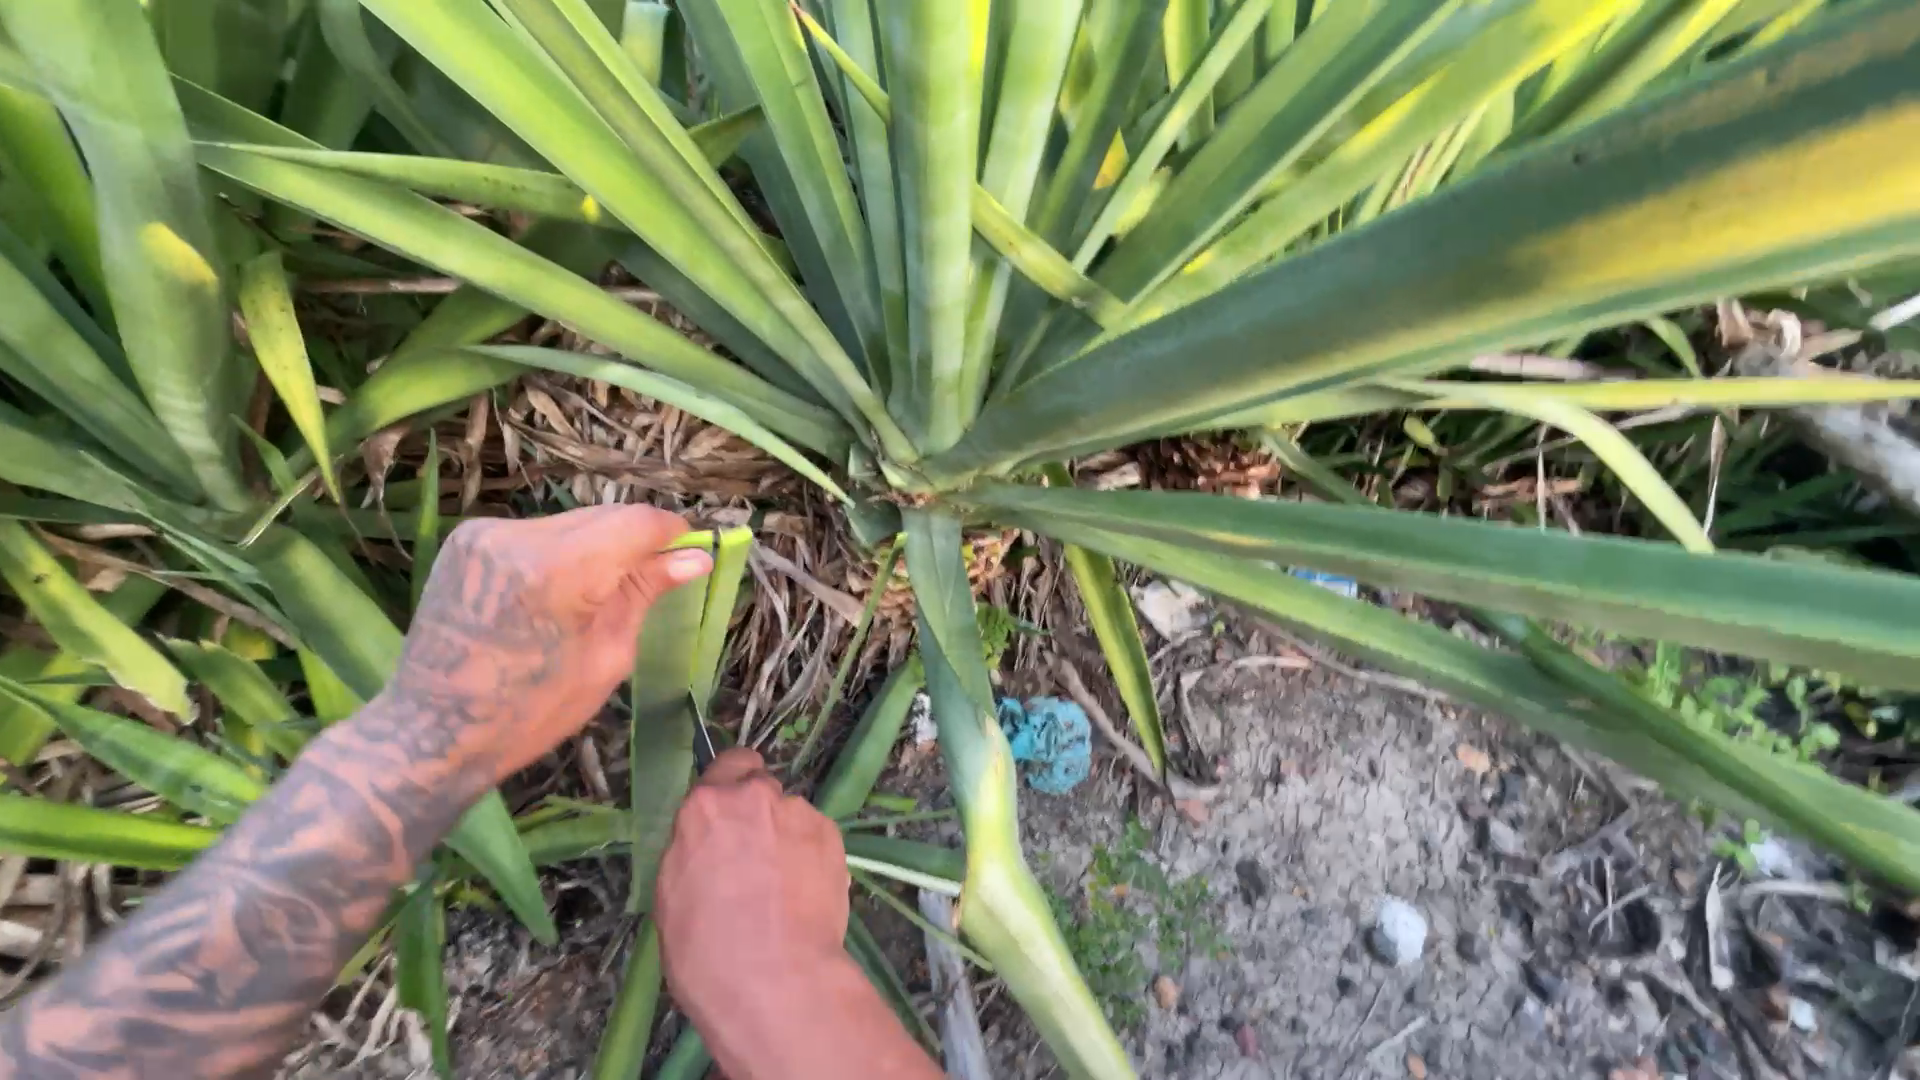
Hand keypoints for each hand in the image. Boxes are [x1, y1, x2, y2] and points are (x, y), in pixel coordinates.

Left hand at [387, 504, 713, 785]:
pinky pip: (540, 531)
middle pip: (606, 514)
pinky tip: (556, 591)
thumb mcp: (608, 656)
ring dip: (600, 546)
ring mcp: (486, 533)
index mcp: (559, 572)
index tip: (688, 555)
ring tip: (596, 593)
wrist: (431, 732)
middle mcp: (518, 537)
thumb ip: (645, 593)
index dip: (672, 533)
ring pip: (574, 521)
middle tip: (652, 578)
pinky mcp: (467, 538)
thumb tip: (696, 558)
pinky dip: (563, 551)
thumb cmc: (532, 711)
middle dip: (637, 541)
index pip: (637, 521)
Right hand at [656, 750, 848, 1031]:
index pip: (727, 764)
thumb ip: (694, 848)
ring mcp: (799, 813)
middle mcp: (756, 797)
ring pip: (791, 815)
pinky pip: (815, 837)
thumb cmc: (706, 950)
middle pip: (761, 788)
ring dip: (786, 837)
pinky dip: (811, 856)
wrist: (775, 979)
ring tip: (783, 887)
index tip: (732, 808)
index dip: (732, 784)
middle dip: (758, 814)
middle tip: (756, 856)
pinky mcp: (832, 835)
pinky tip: (805, 894)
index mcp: (707, 806)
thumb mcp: (673, 895)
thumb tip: (708, 842)